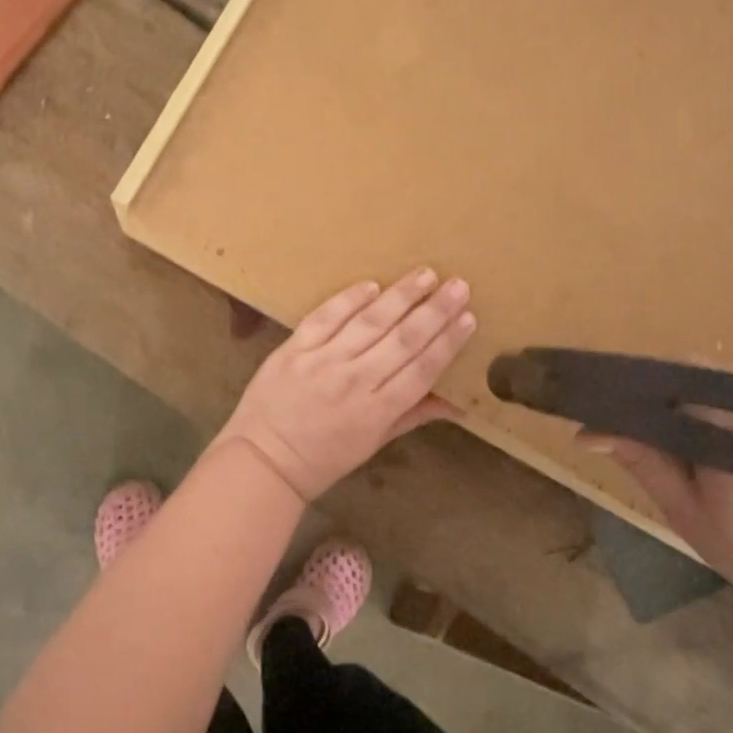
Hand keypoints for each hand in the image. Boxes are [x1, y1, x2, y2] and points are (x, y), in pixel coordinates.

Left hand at [218, 268, 476, 500]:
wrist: (264, 457)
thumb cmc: (323, 457)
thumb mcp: (373, 444)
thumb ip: (413, 415)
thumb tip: (459, 405)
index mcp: (377, 411)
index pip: (422, 369)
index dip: (447, 342)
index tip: (468, 317)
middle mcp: (353, 381)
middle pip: (402, 340)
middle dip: (434, 310)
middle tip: (458, 285)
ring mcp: (322, 361)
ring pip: (369, 322)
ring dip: (400, 296)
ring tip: (425, 275)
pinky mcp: (294, 348)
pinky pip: (326, 317)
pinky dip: (350, 299)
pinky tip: (372, 284)